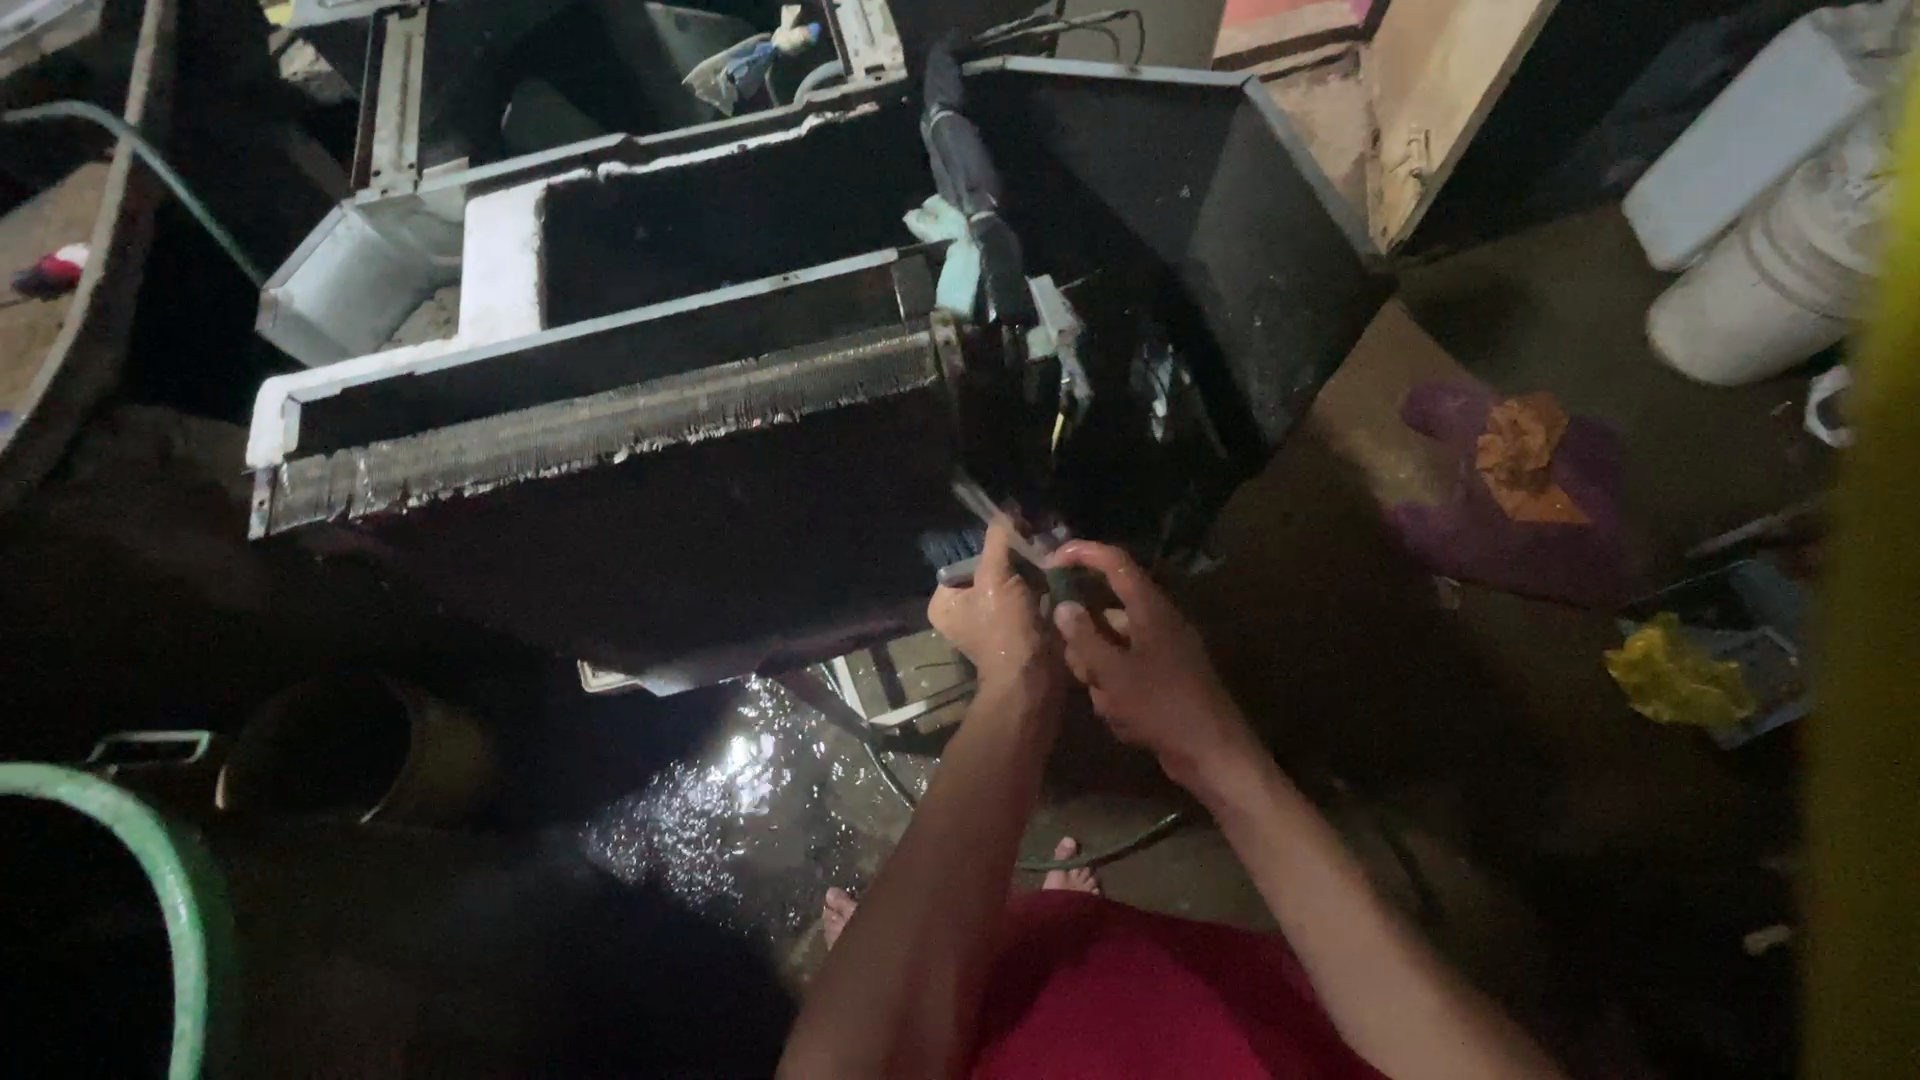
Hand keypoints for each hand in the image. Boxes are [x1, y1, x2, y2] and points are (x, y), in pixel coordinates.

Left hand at [928, 522, 1060, 692]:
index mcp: (944, 602)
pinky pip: (1027, 596)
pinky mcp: (1017, 628)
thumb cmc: (1003, 629)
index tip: (1016, 528)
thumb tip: (1004, 509)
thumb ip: (998, 541)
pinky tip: (1056, 569)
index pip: (964, 558)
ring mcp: (991, 621)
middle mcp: (962, 612)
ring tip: (1049, 548)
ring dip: (1031, 568)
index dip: (990, 544)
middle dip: (1014, 556)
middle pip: (989, 569)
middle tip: (1036, 535)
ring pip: (1011, 581)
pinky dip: (1041, 584)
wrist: (1034, 679)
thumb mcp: (995, 578)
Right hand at [1048, 541, 1257, 790]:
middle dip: (1087, 647)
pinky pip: (1125, 676)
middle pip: (1105, 617)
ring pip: (1110, 651)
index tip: (1050, 560)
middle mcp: (1157, 624)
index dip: (1083, 554)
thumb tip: (1063, 606)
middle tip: (1085, 674)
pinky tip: (1128, 723)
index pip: (1115, 564)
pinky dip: (1118, 696)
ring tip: (1115, 707)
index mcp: (1151, 610)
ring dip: (1102, 678)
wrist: (1214, 755)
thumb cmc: (1164, 707)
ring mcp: (1161, 653)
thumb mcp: (1114, 673)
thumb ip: (1084, 638)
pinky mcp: (1162, 681)